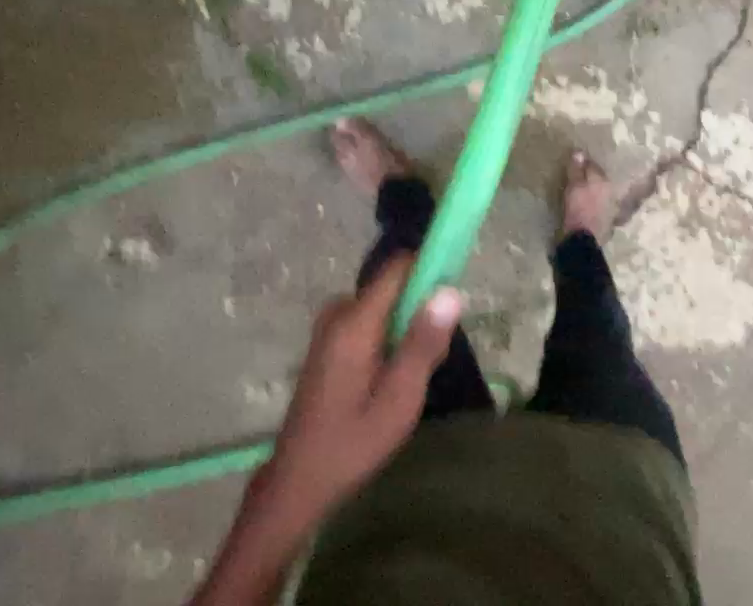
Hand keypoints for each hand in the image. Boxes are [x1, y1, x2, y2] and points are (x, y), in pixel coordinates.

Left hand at [188, 261, 460, 605]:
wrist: (297, 484)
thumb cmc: (352, 444)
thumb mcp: (399, 399)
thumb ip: (423, 343)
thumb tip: (450, 290)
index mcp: (354, 323)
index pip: (398, 268)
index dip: (430, 267)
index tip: (456, 293)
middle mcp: (337, 315)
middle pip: (393, 287)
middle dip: (421, 309)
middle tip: (433, 357)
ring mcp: (329, 330)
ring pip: (384, 306)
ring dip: (407, 329)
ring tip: (413, 376)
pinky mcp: (328, 346)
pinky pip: (371, 322)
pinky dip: (390, 339)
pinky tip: (392, 380)